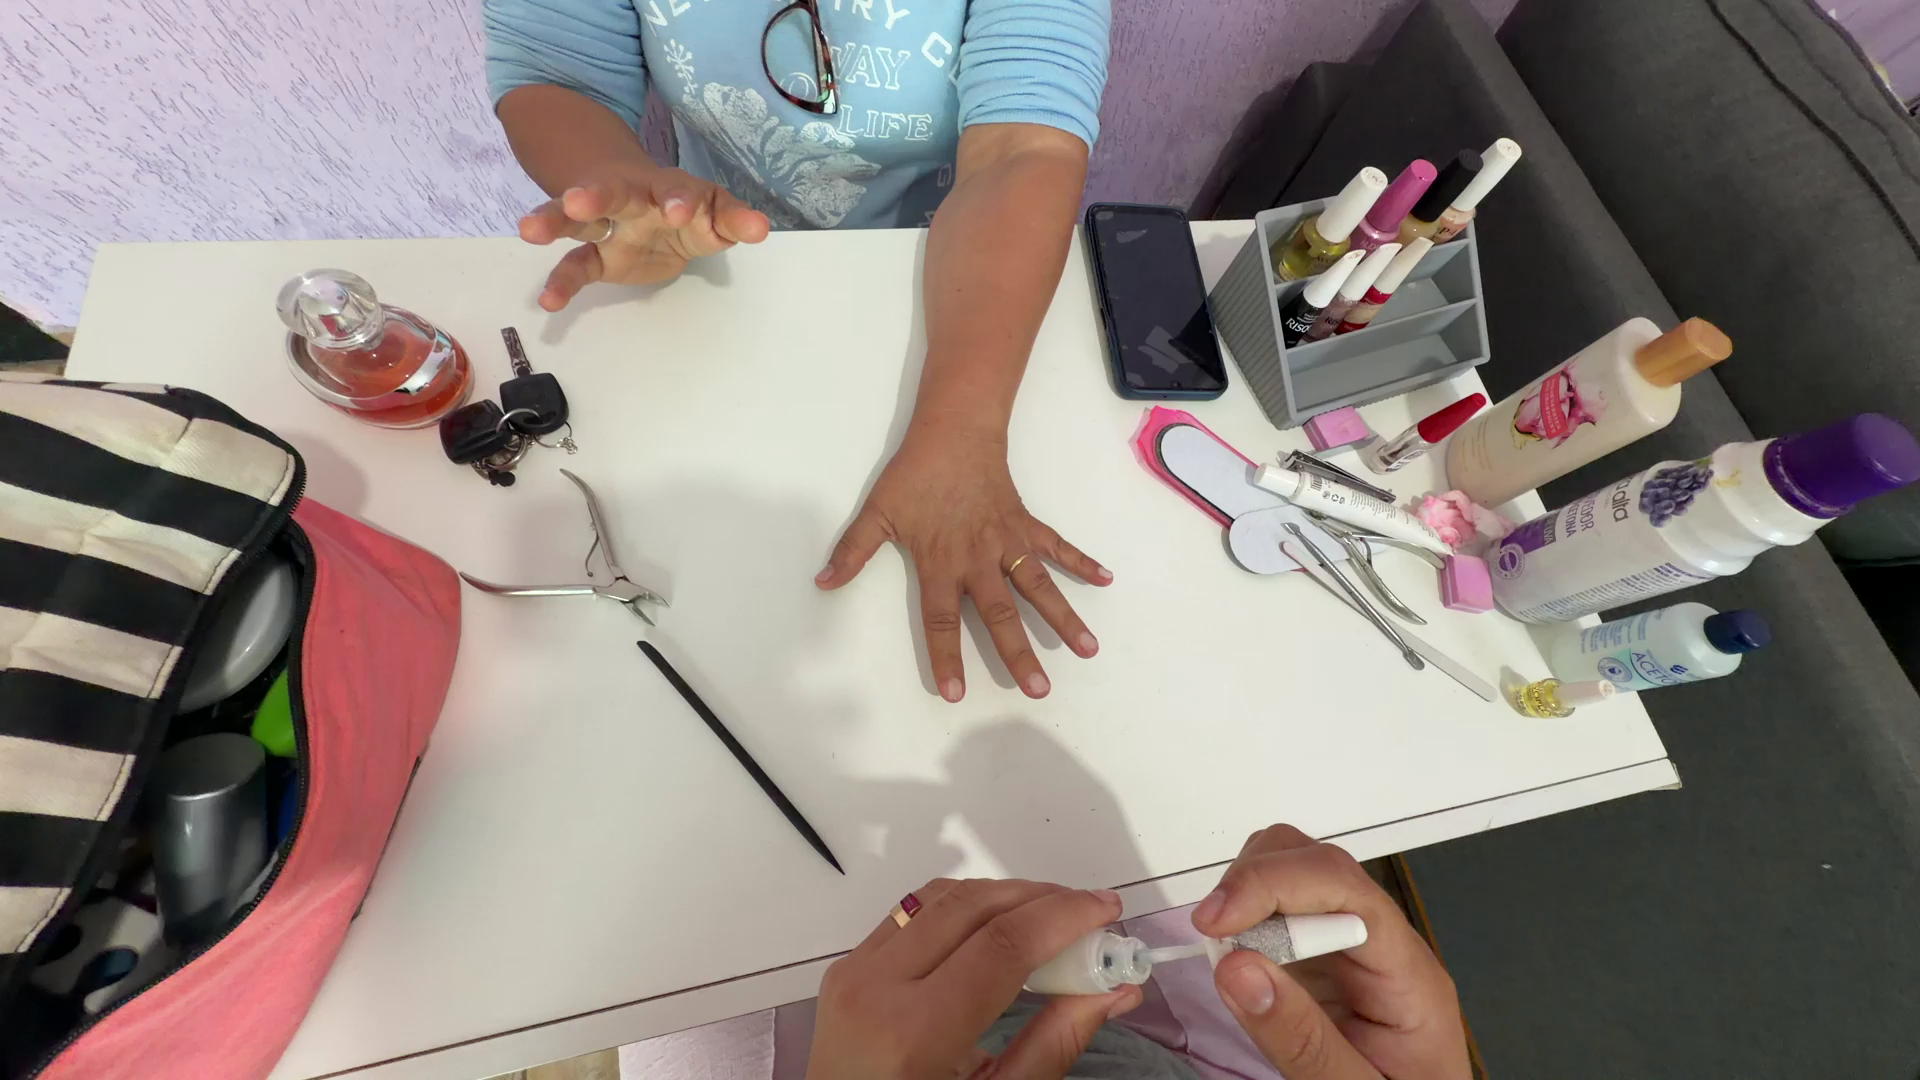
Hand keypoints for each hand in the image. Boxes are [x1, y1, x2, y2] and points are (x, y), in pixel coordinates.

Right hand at [518, 162, 770, 309]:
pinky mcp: (599, 256)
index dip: (678, 201)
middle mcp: (633, 201)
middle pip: (610, 192)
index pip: (675, 191)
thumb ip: (736, 221)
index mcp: (671, 191)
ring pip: (577, 220)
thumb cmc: (691, 208)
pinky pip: (576, 265)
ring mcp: (609, 227)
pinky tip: (547, 302)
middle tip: (578, 201)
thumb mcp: (716, 213)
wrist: (652, 201)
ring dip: (555, 221)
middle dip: (595, 196)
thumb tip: (762, 227)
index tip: (680, 212)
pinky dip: (562, 282)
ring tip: (529, 231)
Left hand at [806, 879, 1138, 1079]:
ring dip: (1004, 893)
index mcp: (912, 1034)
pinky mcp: (848, 964)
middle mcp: (876, 985)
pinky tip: (997, 921)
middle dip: (1041, 897)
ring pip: (942, 896)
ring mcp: (854, 969)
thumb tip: (1115, 990)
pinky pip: (914, 910)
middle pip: (973, 906)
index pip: (1001, 946)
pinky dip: (963, 904)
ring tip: (1052, 914)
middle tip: (1090, 910)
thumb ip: (1053, 1044)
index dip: (1063, 917)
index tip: (1107, 909)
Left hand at [815, 424, 1110, 701]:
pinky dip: (1081, 560)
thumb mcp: (878, 512)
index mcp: (941, 564)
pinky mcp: (1026, 524)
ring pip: (1038, 586)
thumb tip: (822, 583)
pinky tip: (1106, 579)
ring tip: (1086, 649)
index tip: (955, 693)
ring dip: (1063, 617)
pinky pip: (1057, 545)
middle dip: (1018, 653)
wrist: (953, 432)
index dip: (947, 657)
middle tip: (1037, 690)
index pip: (942, 619)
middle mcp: (978, 560)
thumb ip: (852, 551)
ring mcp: (1007, 542)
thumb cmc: (915, 474)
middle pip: (1001, 614)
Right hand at [1192, 826, 1470, 1079]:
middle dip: (1251, 881)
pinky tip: (1238, 954)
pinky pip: (1275, 896)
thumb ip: (1302, 1040)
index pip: (1341, 884)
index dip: (1271, 884)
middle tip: (1212, 934)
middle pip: (1313, 860)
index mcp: (1407, 971)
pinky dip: (1242, 909)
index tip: (1214, 921)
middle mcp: (1381, 937)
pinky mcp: (1319, 944)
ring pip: (1290, 863)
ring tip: (1226, 950)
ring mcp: (1348, 936)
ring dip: (1244, 892)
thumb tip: (1234, 968)